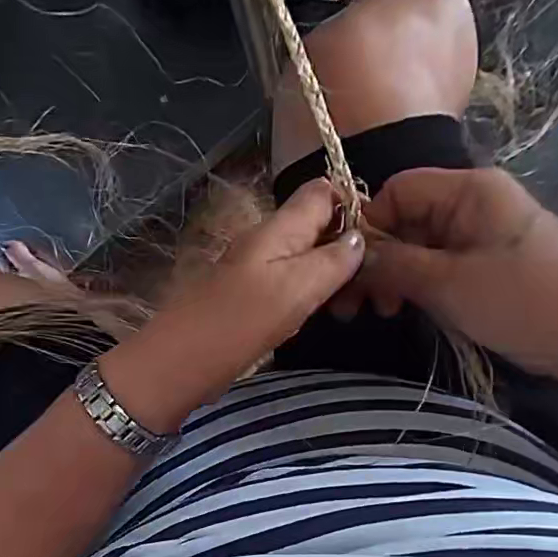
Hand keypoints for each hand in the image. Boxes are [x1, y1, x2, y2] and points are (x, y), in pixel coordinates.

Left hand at [103, 179, 364, 429]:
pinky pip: (290, 284)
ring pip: (306, 258)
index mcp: (278, 228)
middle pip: (318, 226)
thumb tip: (360, 237)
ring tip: (353, 307)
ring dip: (332, 278)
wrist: (178, 365)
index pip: (322, 191)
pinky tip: (319, 316)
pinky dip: (310, 296)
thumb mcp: (295, 289)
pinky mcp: (249, 297)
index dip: (353, 206)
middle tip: (373, 287)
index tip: (379, 242)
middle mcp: (266, 241)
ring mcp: (255, 270)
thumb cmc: (237, 324)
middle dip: (348, 249)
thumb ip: (332, 260)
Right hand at [342, 168, 557, 371]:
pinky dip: (418, 286)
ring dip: (393, 277)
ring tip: (381, 313)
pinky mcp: (490, 266)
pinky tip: (406, 311)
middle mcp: (474, 204)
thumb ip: (394, 264)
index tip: (347, 268)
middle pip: (406, 219)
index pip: (396, 190)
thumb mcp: (448, 282)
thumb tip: (352, 254)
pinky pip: (441, 266)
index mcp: (468, 190)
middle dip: (376, 258)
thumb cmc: (525, 300)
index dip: (367, 224)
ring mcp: (484, 236)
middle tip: (355, 304)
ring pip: (420, 246)